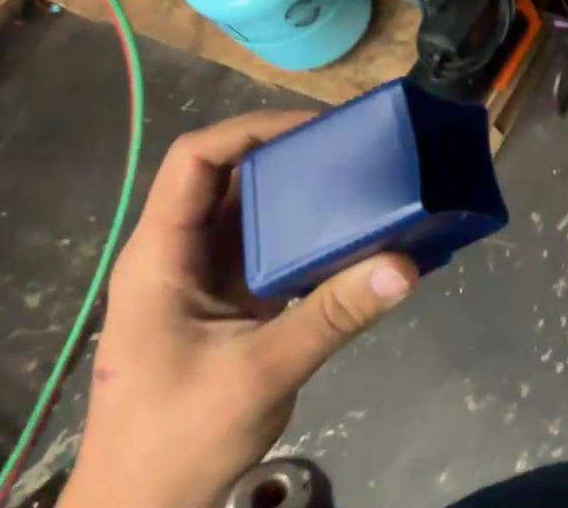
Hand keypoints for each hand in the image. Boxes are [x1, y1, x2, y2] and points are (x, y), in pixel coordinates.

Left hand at [59, 111, 418, 507]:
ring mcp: (206, 280)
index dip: (253, 130)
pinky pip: (273, 249)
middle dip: (291, 154)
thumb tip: (406, 264)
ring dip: (305, 193)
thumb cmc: (176, 439)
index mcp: (161, 256)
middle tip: (359, 147)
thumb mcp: (258, 374)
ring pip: (254, 212)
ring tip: (367, 180)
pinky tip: (359, 237)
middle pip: (230, 177)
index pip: (196, 161)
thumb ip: (332, 316)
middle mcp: (181, 256)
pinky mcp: (233, 303)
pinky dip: (313, 235)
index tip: (320, 128)